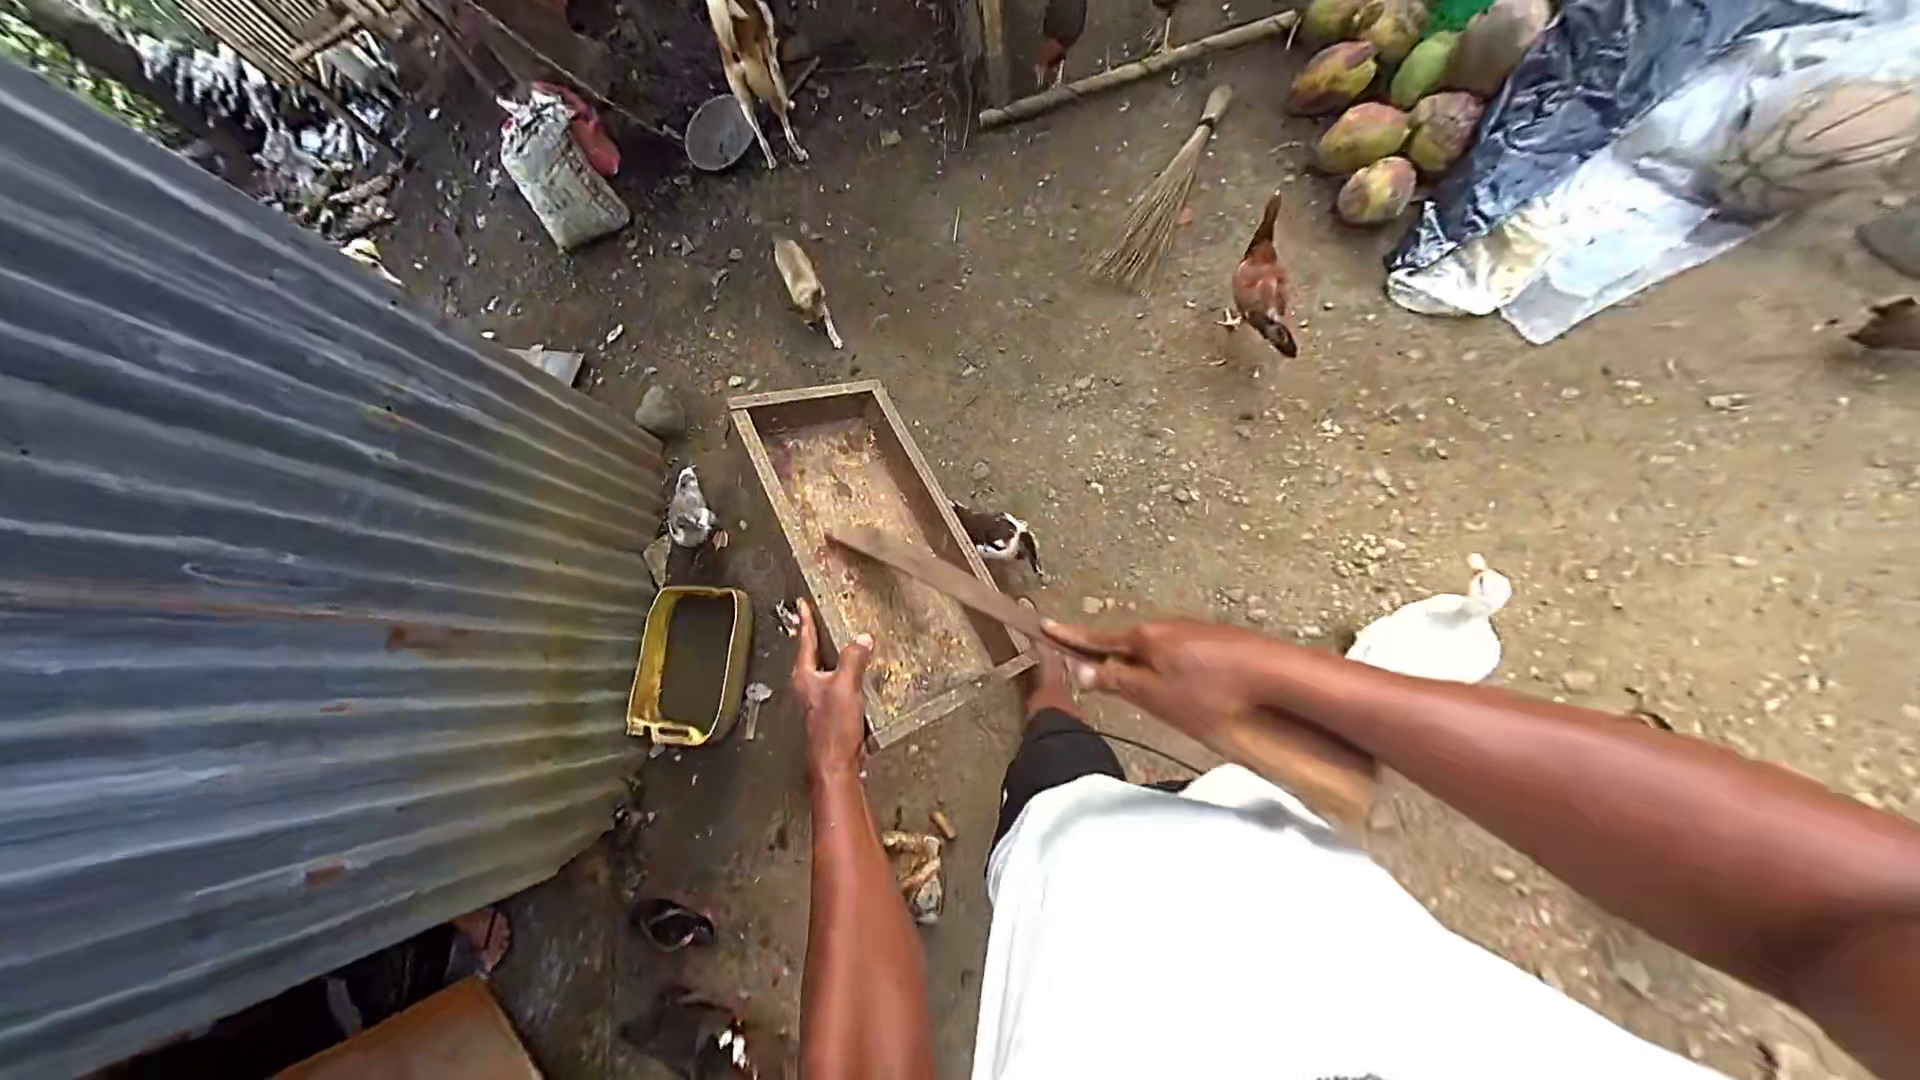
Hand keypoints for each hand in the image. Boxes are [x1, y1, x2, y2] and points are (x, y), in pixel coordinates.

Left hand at [790, 598, 873, 781]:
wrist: (836, 764)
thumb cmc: (833, 729)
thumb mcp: (845, 687)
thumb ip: (853, 660)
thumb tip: (861, 639)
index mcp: (805, 677)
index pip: (805, 641)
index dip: (806, 621)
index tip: (803, 604)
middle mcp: (808, 686)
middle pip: (811, 652)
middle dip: (815, 634)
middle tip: (818, 617)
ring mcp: (818, 698)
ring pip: (824, 667)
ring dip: (832, 652)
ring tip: (839, 638)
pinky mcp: (831, 708)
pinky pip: (837, 680)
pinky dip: (844, 670)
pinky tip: (856, 671)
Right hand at [1043, 618, 1284, 740]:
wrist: (1277, 675)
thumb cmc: (1213, 690)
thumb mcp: (1155, 695)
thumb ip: (1117, 680)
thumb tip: (1082, 669)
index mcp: (1144, 637)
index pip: (1096, 637)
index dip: (1069, 637)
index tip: (1045, 627)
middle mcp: (1164, 626)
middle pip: (1124, 641)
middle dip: (1106, 654)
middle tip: (1087, 666)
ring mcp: (1191, 631)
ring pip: (1152, 647)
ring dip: (1137, 662)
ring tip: (1135, 684)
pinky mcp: (1214, 641)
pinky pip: (1175, 651)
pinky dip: (1163, 664)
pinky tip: (1176, 683)